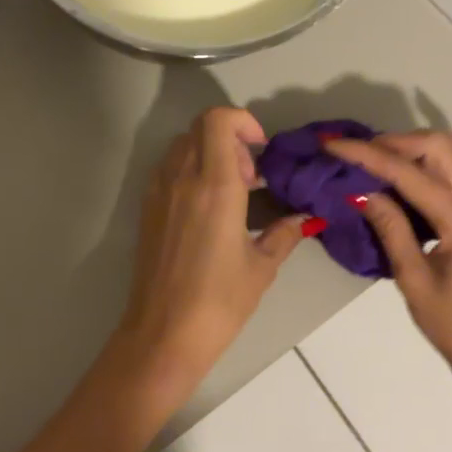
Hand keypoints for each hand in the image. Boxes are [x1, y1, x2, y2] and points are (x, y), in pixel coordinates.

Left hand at [118, 107, 307, 391]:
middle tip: (251, 175)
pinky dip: (190, 169)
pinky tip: (209, 207)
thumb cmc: (218, 301)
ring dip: (209, 152)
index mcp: (213, 185)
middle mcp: (182, 177)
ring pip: (183, 145)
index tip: (261, 149)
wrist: (163, 331)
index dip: (242, 121)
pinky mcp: (147, 205)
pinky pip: (169, 167)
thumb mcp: (261, 267)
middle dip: (231, 138)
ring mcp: (159, 189)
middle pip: (201, 127)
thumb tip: (304, 218)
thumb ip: (283, 234)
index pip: (218, 120)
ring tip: (232, 192)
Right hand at [327, 126, 451, 404]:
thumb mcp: (412, 280)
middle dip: (395, 141)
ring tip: (394, 152)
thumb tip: (361, 190)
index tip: (331, 144)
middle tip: (360, 153)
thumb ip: (390, 228)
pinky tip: (441, 152)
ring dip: (427, 140)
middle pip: (439, 146)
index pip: (406, 172)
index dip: (365, 154)